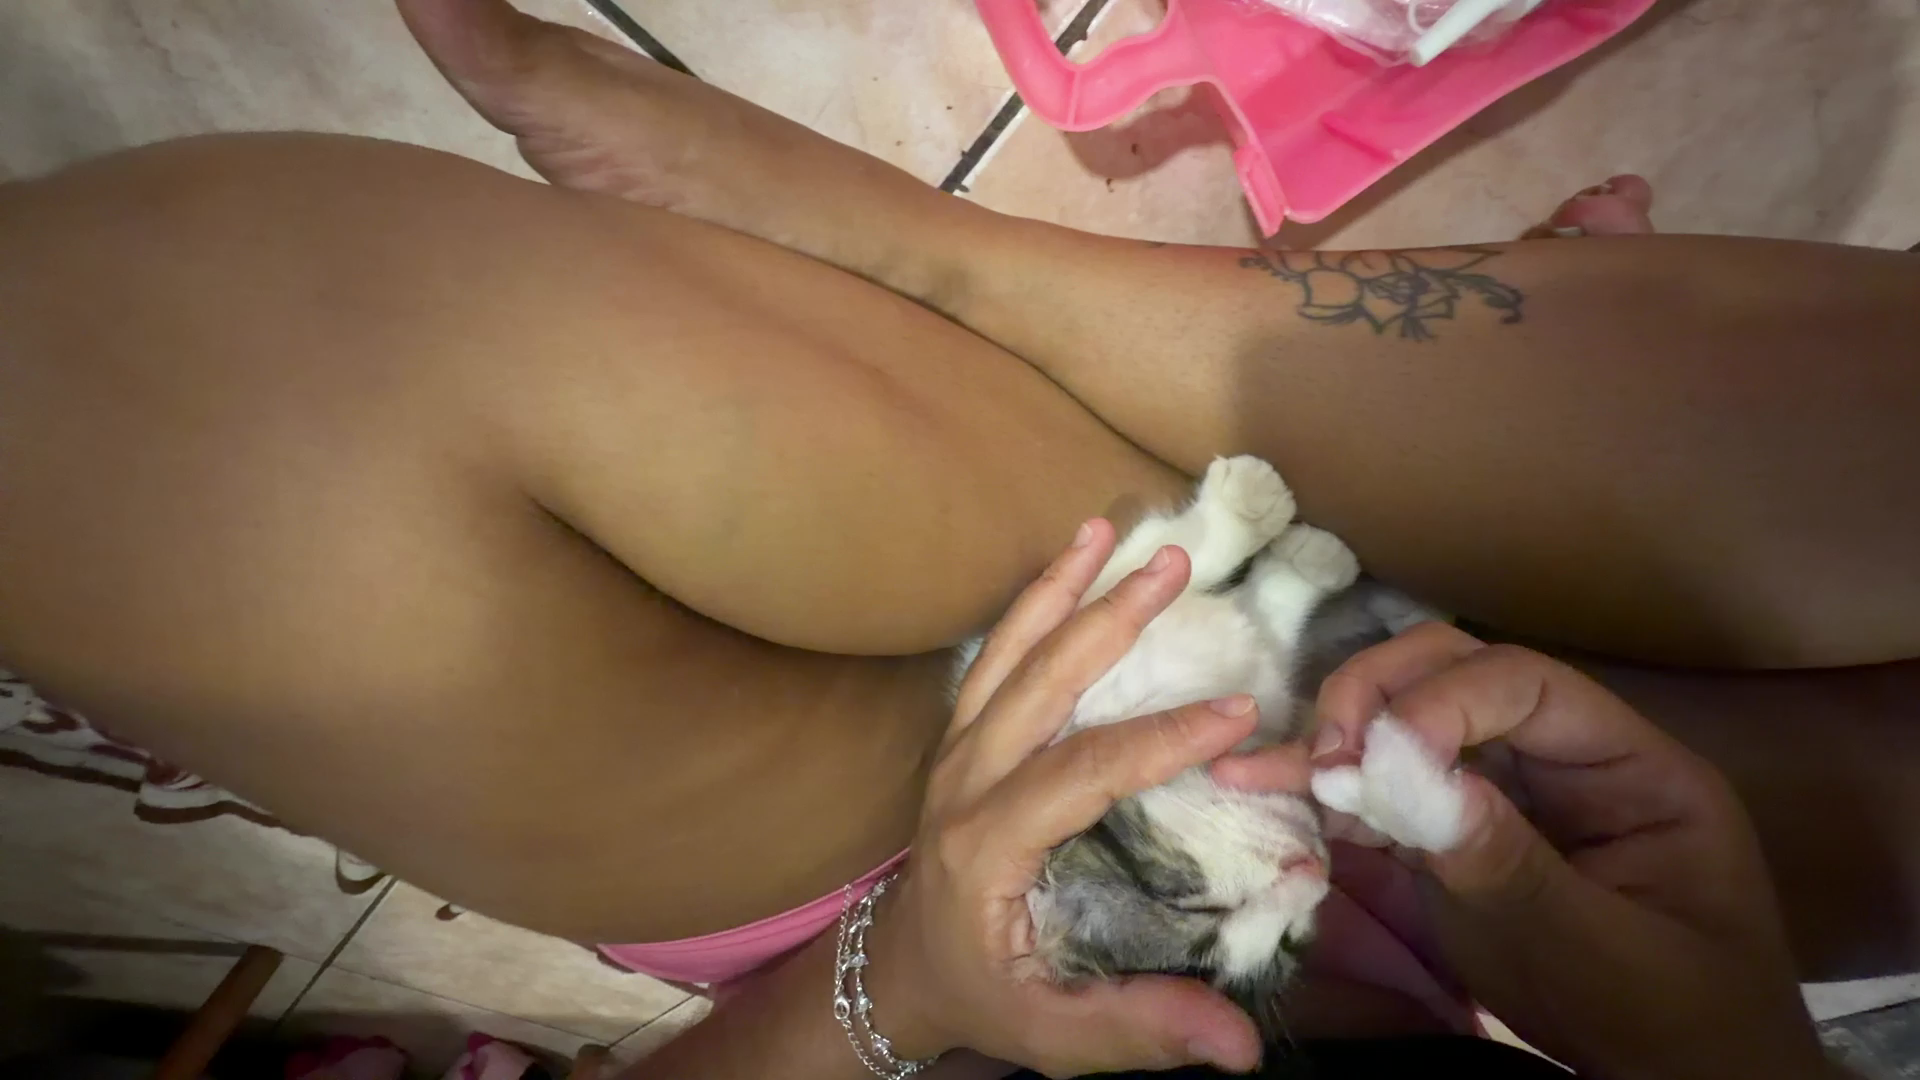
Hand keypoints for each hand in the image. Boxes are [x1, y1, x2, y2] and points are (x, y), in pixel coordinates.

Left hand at [865, 520, 1284, 1076]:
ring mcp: (956, 742)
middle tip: (1174, 566)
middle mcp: (964, 775)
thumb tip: (1241, 1047)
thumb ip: (1137, 1030)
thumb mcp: (1051, 1033)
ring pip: (1007, 647)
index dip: (1161, 740)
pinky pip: (994, 653)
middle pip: (1038, 678)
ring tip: (1106, 528)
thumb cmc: (982, 988)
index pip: (1082, 772)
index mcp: (986, 841)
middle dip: (1111, 618)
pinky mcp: (960, 730)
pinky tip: (1067, 565)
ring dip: (1060, 585)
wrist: (903, 958)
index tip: (1237, 710)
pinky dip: (1032, 602)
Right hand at [1309, 622, 1832, 1079]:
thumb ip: (1503, 858)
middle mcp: (1547, 748)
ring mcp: (1485, 776)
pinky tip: (1260, 780)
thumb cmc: (1656, 1026)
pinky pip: (1368, 772)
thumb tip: (1405, 773)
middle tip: (1326, 754)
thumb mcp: (1594, 952)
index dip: (1440, 701)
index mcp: (1623, 764)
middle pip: (1444, 666)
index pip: (1519, 681)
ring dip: (1330, 731)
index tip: (1378, 762)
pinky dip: (1314, 778)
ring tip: (1270, 768)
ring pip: (1392, 704)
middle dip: (1372, 695)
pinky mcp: (1434, 812)